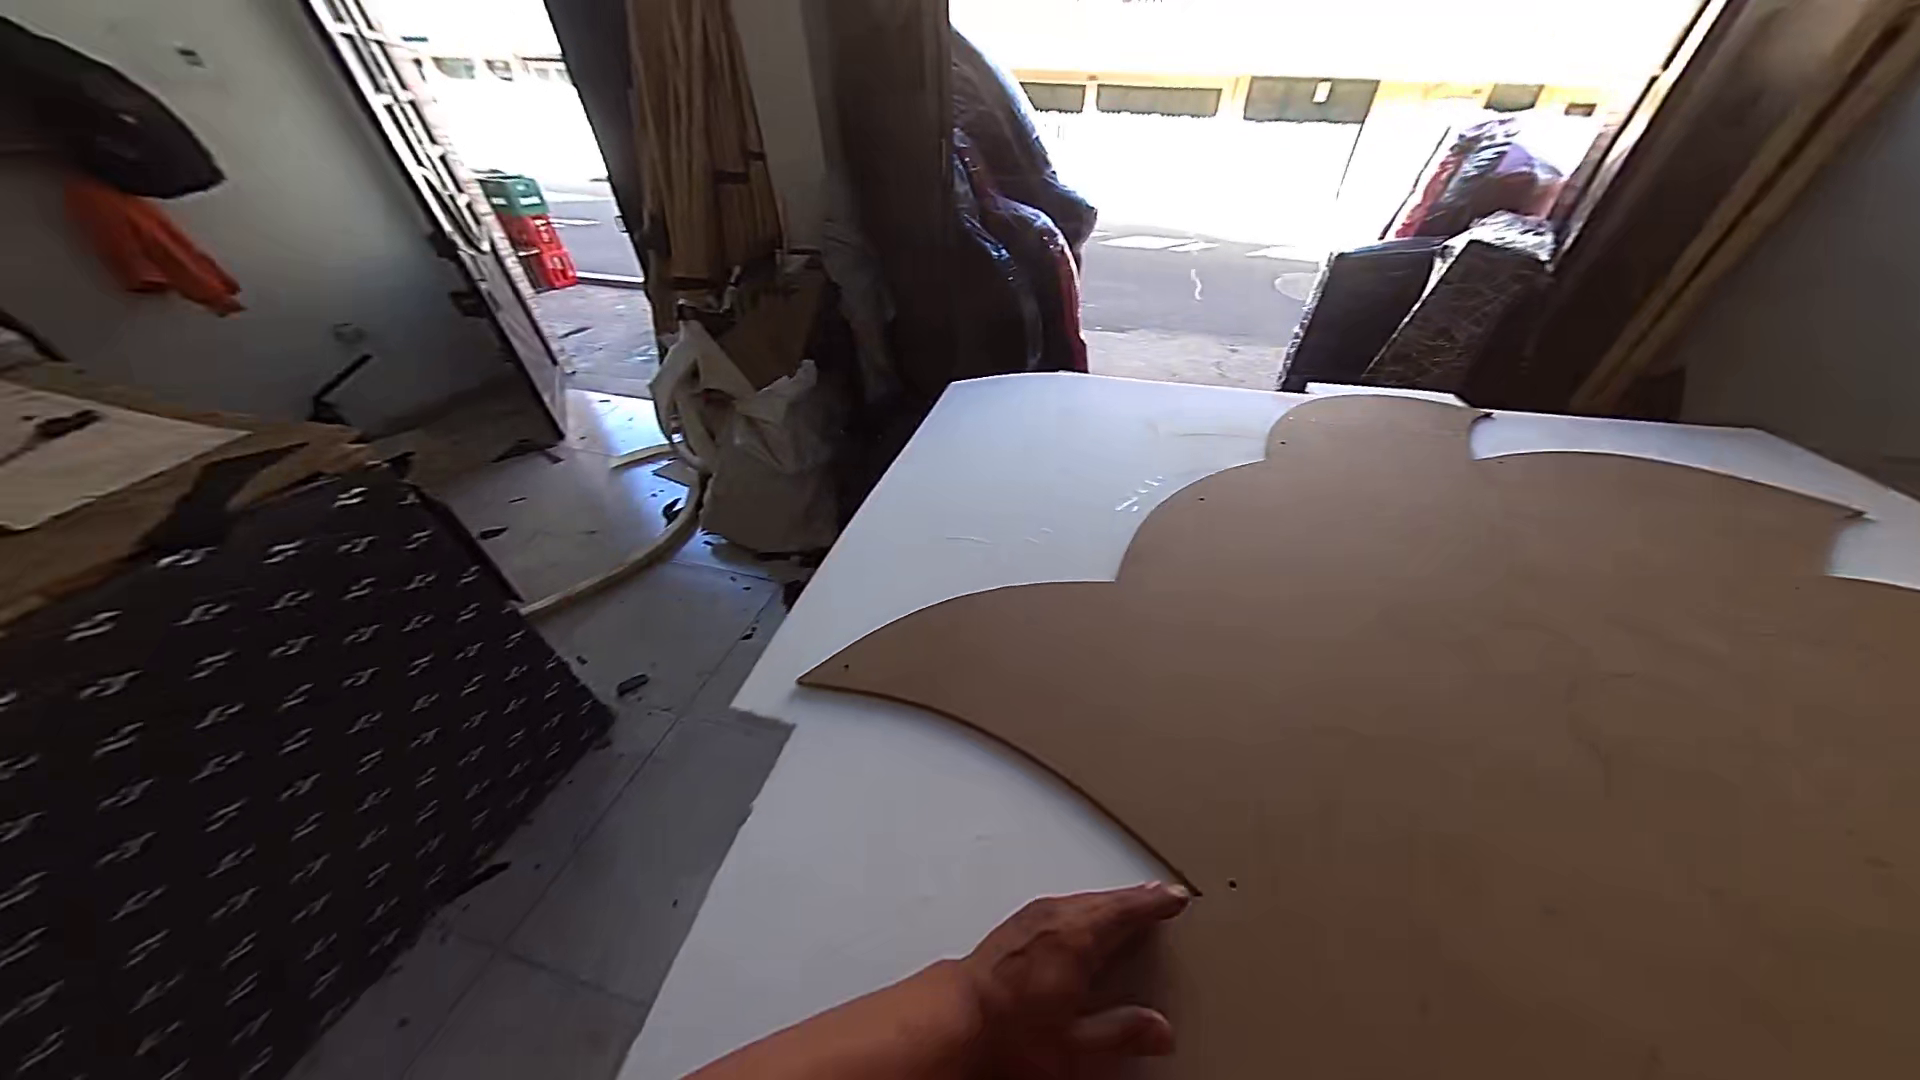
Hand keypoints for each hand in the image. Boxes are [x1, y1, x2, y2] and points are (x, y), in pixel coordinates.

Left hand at [948, 881, 1191, 1077]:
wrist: (962, 1012)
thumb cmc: (1011, 1028)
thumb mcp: (1075, 1044)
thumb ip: (1121, 1032)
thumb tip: (1159, 1029)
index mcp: (1078, 938)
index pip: (1126, 911)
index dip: (1154, 903)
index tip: (1176, 896)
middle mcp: (1057, 916)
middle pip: (1106, 900)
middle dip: (1135, 897)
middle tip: (1160, 893)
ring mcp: (1036, 915)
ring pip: (1084, 899)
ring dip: (1110, 899)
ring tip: (1129, 901)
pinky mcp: (1020, 920)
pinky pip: (1064, 903)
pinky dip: (1086, 903)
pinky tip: (1087, 914)